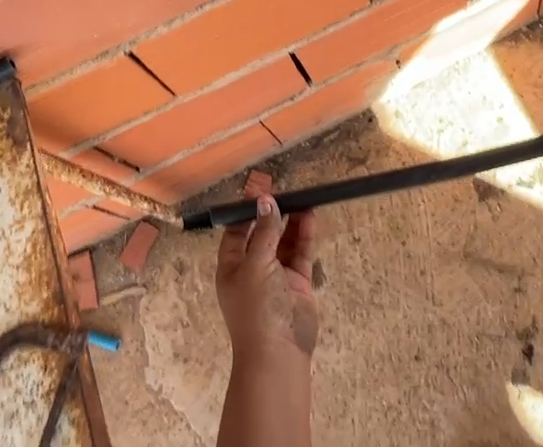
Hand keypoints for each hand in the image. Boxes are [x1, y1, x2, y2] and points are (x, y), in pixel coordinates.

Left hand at [217, 196, 318, 363]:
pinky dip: (305, 236)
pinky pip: (300, 253)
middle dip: (272, 214)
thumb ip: (264, 231)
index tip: (261, 191)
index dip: (247, 212)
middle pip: (262, 234)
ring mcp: (276, 276)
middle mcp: (252, 269)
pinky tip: (310, 217)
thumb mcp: (255, 264)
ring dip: (291, 222)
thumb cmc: (256, 306)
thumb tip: (266, 200)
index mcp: (231, 267)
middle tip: (286, 191)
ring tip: (303, 199)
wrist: (278, 352)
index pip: (236, 232)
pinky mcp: (297, 282)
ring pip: (284, 242)